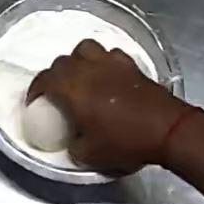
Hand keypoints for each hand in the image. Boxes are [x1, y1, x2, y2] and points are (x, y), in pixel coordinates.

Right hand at [27, 39, 194, 173]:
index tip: (35, 102)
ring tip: (80, 76)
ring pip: (85, 49)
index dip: (35, 90)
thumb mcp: (90, 154)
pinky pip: (109, 55)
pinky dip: (103, 62)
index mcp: (72, 87)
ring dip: (78, 60)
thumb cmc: (125, 141)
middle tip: (57, 92)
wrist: (168, 129)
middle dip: (55, 75)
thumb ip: (75, 145)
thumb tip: (74, 141)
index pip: (44, 79)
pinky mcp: (131, 65)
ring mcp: (111, 63)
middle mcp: (88, 68)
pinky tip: (107, 76)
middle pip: (62, 61)